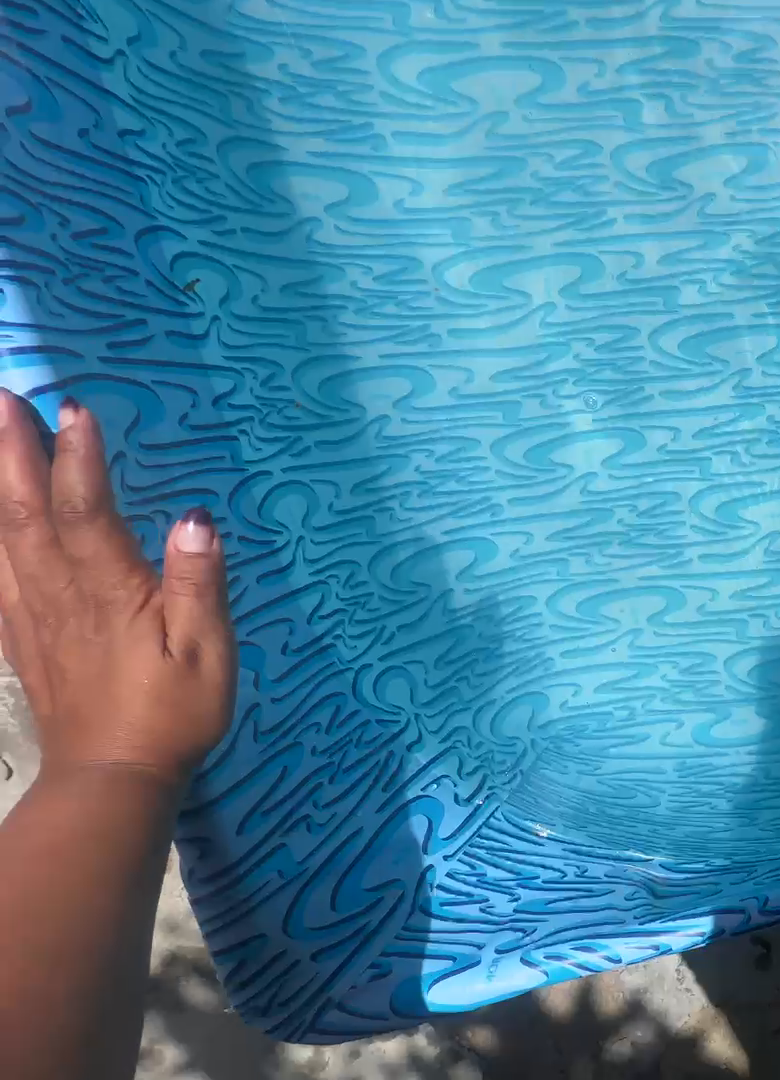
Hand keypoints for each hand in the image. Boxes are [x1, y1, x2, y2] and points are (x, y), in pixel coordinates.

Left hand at [0, 393, 234, 788]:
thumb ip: (198, 583)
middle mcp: (56, 593)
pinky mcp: (17, 627)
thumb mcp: (208, 647)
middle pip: (23, 512)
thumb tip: (195, 519)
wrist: (115, 769)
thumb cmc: (177, 706)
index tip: (76, 411)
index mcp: (109, 594)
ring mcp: (27, 610)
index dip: (79, 462)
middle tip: (0, 396)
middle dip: (9, 451)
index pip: (87, 515)